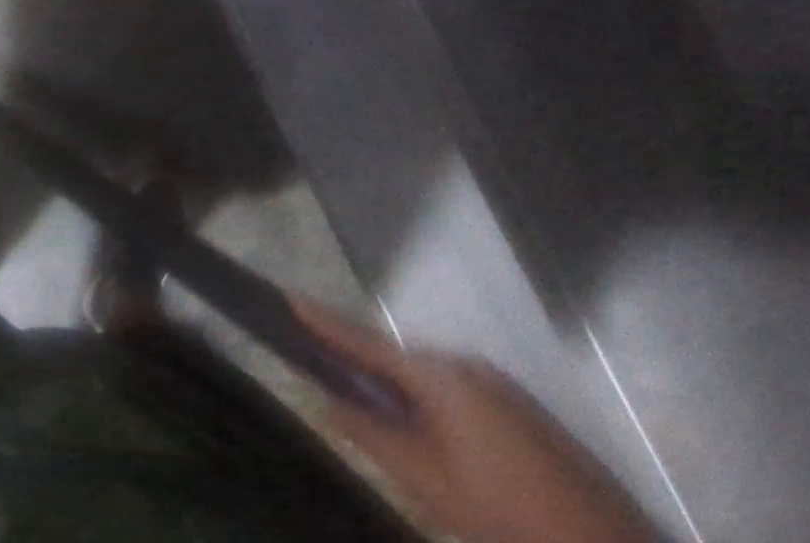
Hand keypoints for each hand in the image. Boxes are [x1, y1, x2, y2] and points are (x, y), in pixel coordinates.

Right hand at [298, 304, 662, 542]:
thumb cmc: (505, 513)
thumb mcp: (424, 479)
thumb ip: (369, 433)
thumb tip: (326, 399)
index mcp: (443, 377)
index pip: (366, 342)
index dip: (323, 321)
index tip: (287, 297)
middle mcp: (471, 368)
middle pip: (397, 357)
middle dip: (360, 365)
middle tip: (322, 375)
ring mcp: (502, 388)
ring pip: (428, 379)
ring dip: (396, 391)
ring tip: (373, 417)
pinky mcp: (523, 413)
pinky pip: (456, 394)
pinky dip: (428, 405)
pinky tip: (427, 439)